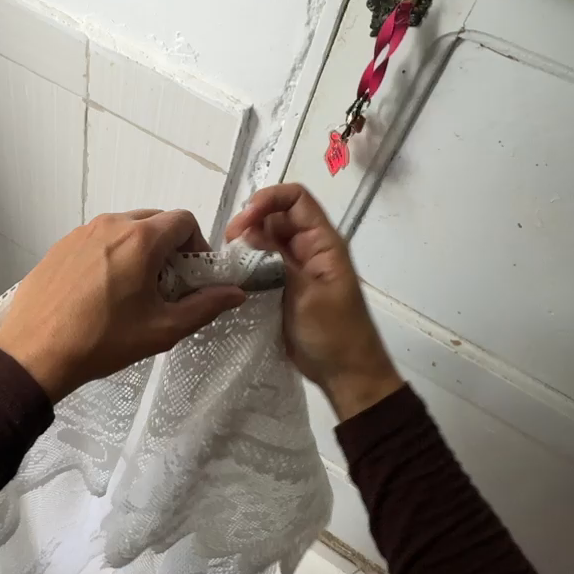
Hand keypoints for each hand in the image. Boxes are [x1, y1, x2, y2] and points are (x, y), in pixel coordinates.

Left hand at [0, 210, 246, 399]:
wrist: (34, 352)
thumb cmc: (103, 341)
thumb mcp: (162, 329)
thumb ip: (205, 306)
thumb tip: (236, 292)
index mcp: (140, 238)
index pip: (184, 220)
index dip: (197, 245)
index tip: (192, 277)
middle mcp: (111, 224)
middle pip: (155, 221)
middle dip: (169, 248)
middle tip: (165, 287)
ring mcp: (82, 232)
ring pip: (125, 229)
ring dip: (139, 251)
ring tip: (132, 292)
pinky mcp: (61, 245)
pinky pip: (98, 240)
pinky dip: (111, 256)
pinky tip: (101, 292)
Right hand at [225, 183, 403, 419]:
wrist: (346, 375)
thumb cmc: (335, 334)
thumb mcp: (305, 294)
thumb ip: (277, 260)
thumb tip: (248, 231)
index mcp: (323, 243)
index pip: (296, 198)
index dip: (268, 200)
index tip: (244, 221)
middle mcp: (308, 248)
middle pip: (275, 216)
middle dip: (249, 222)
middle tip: (228, 246)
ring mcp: (294, 268)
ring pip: (264, 239)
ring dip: (244, 244)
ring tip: (227, 261)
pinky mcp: (282, 287)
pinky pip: (260, 264)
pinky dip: (244, 265)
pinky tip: (231, 277)